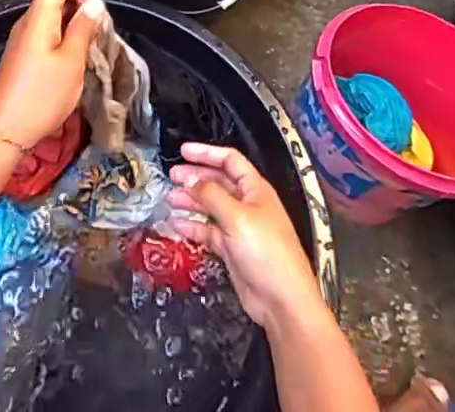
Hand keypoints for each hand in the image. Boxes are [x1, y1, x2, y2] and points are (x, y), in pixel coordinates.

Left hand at [0, 0, 103, 146]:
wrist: (5, 130)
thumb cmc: (41, 95)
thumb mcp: (71, 62)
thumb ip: (83, 29)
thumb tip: (93, 5)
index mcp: (38, 17)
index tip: (97, 13)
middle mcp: (28, 21)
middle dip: (82, 7)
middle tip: (99, 33)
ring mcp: (24, 37)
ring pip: (53, 15)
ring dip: (75, 25)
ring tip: (91, 48)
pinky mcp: (24, 53)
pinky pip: (47, 33)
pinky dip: (65, 38)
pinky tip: (75, 61)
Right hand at [167, 143, 324, 330]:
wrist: (283, 303)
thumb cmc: (268, 254)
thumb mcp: (237, 218)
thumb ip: (211, 195)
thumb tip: (191, 180)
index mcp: (255, 190)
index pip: (230, 161)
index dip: (206, 153)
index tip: (184, 151)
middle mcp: (248, 205)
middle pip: (217, 182)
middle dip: (195, 177)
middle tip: (173, 176)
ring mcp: (239, 227)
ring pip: (210, 206)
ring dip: (190, 200)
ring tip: (171, 199)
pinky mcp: (232, 249)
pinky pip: (208, 230)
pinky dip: (193, 225)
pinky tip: (178, 224)